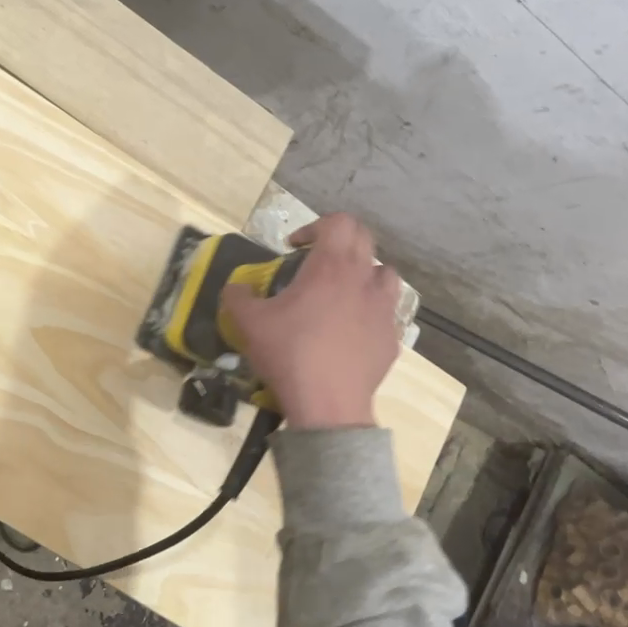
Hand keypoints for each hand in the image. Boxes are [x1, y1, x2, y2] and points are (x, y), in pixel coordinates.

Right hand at [221, 213, 401, 430]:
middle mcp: (363, 279)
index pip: (337, 222)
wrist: (327, 403)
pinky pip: (386, 312)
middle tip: (314, 262)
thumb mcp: (248, 322)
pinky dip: (370, 310)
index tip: (294, 247)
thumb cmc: (288, 352)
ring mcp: (384, 309)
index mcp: (330, 267)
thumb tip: (235, 288)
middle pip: (363, 239)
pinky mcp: (392, 338)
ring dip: (363, 273)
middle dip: (338, 243)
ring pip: (385, 273)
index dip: (313, 226)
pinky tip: (350, 330)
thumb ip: (237, 296)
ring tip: (341, 291)